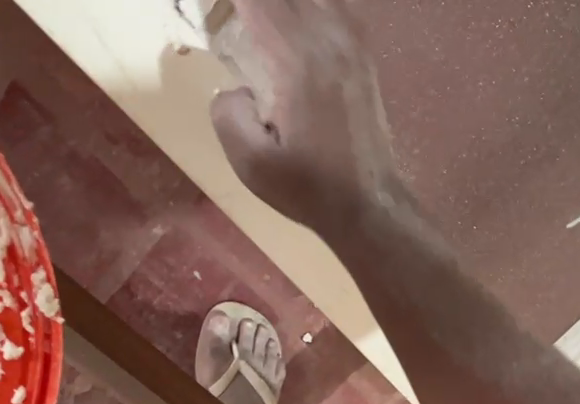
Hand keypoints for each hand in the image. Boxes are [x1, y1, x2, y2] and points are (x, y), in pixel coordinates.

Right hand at [210, 0, 405, 238]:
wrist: (368, 206)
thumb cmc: (309, 190)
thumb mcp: (252, 165)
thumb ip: (228, 115)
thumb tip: (234, 89)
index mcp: (299, 60)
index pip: (257, 0)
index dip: (232, 3)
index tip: (212, 13)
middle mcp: (330, 38)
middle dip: (254, 5)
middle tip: (233, 20)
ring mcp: (352, 44)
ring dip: (282, 6)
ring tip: (258, 24)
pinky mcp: (363, 56)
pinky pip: (333, 6)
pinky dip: (307, 8)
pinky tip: (292, 22)